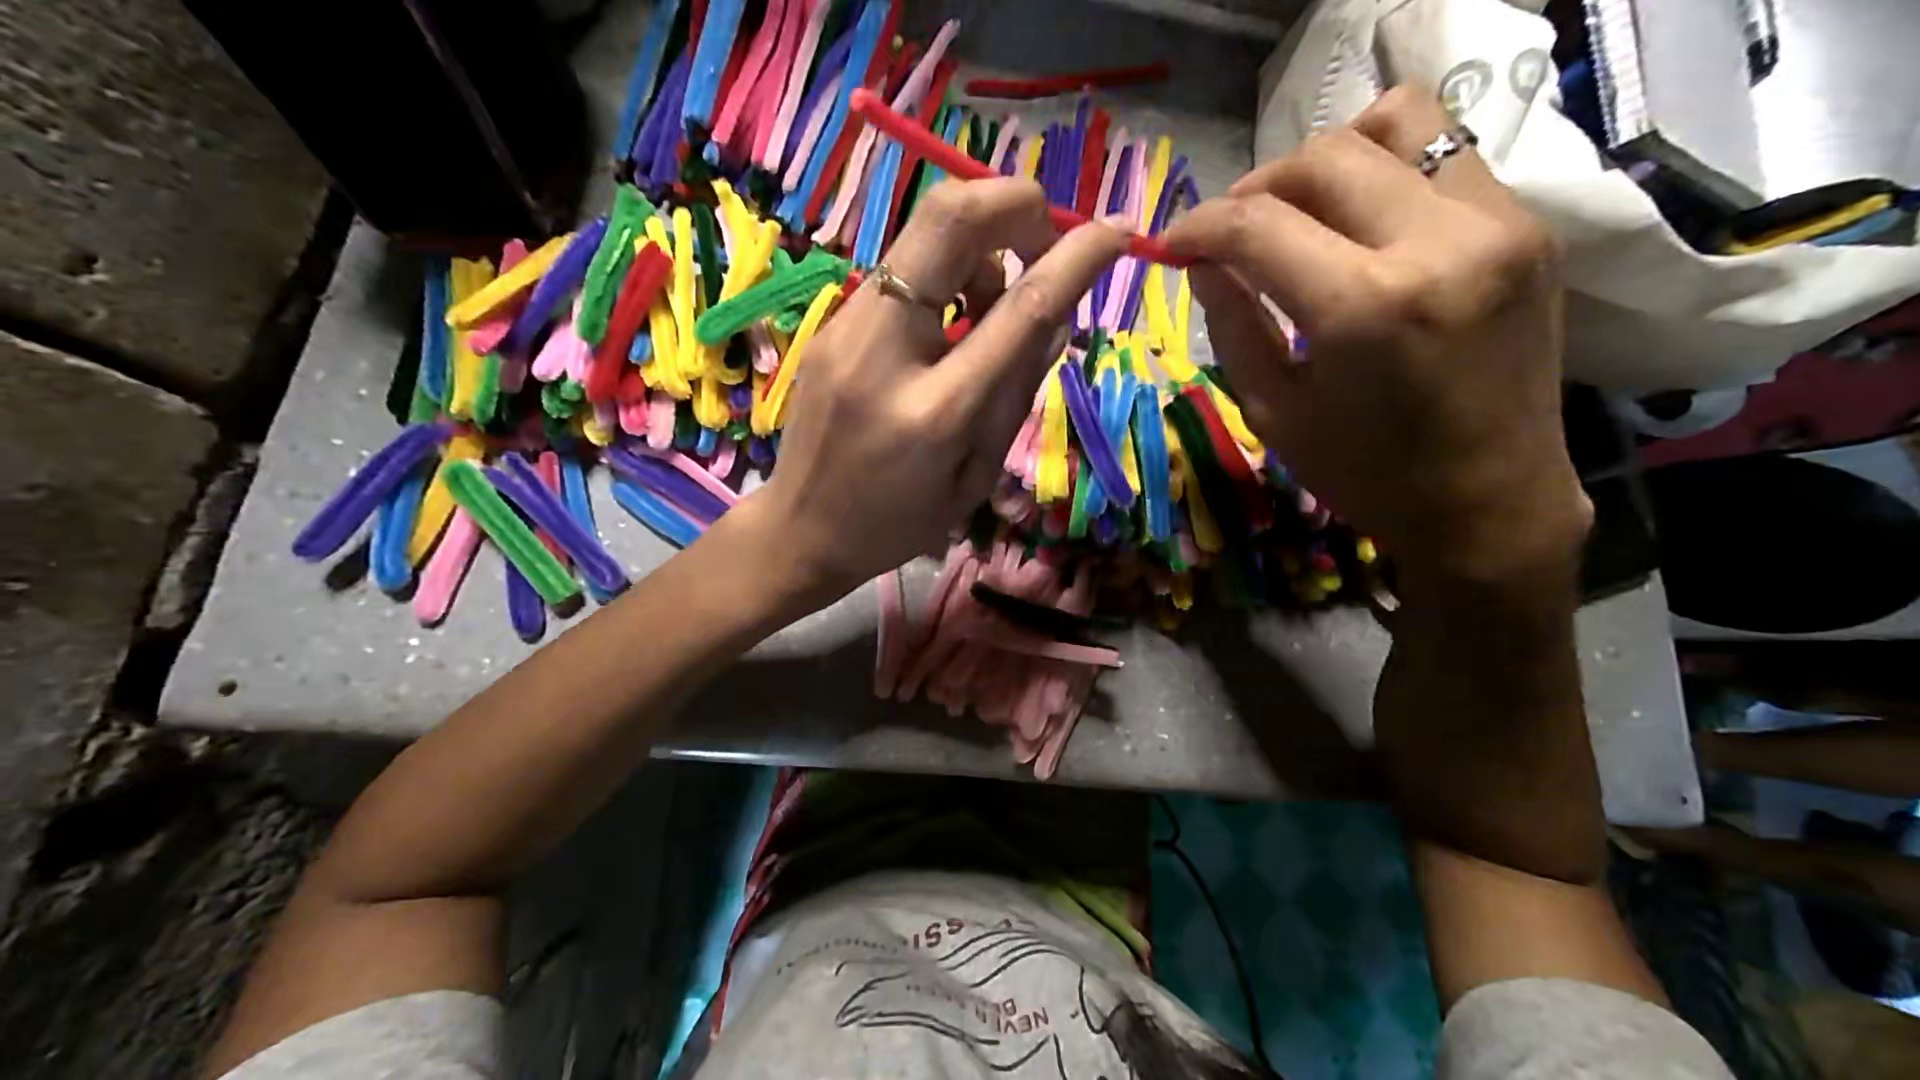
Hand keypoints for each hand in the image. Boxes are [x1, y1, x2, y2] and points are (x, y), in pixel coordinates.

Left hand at [754, 178, 1128, 599]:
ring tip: (987, 305)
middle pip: (950, 220)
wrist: (802, 530)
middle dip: (1016, 205)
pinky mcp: (830, 323)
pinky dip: (945, 273)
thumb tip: (1057, 309)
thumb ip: (1018, 390)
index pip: (1020, 309)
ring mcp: (846, 328)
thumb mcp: (976, 475)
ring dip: (979, 245)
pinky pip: (902, 267)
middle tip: (1042, 243)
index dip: (1076, 257)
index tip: (1118, 231)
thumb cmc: (899, 522)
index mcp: (936, 412)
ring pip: (923, 230)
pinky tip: (946, 323)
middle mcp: (884, 352)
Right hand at [1163, 88, 1588, 588]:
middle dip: (1255, 190)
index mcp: (1362, 308)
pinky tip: (1360, 222)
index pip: (1258, 224)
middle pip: (1322, 159)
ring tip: (1300, 212)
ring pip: (1395, 124)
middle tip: (1232, 234)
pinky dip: (1385, 171)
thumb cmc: (1365, 473)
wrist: (1488, 501)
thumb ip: (1232, 322)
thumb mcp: (1274, 409)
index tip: (1173, 245)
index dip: (1199, 226)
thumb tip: (1202, 261)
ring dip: (1326, 161)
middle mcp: (1437, 244)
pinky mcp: (1527, 226)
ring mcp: (1497, 224)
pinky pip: (1445, 153)